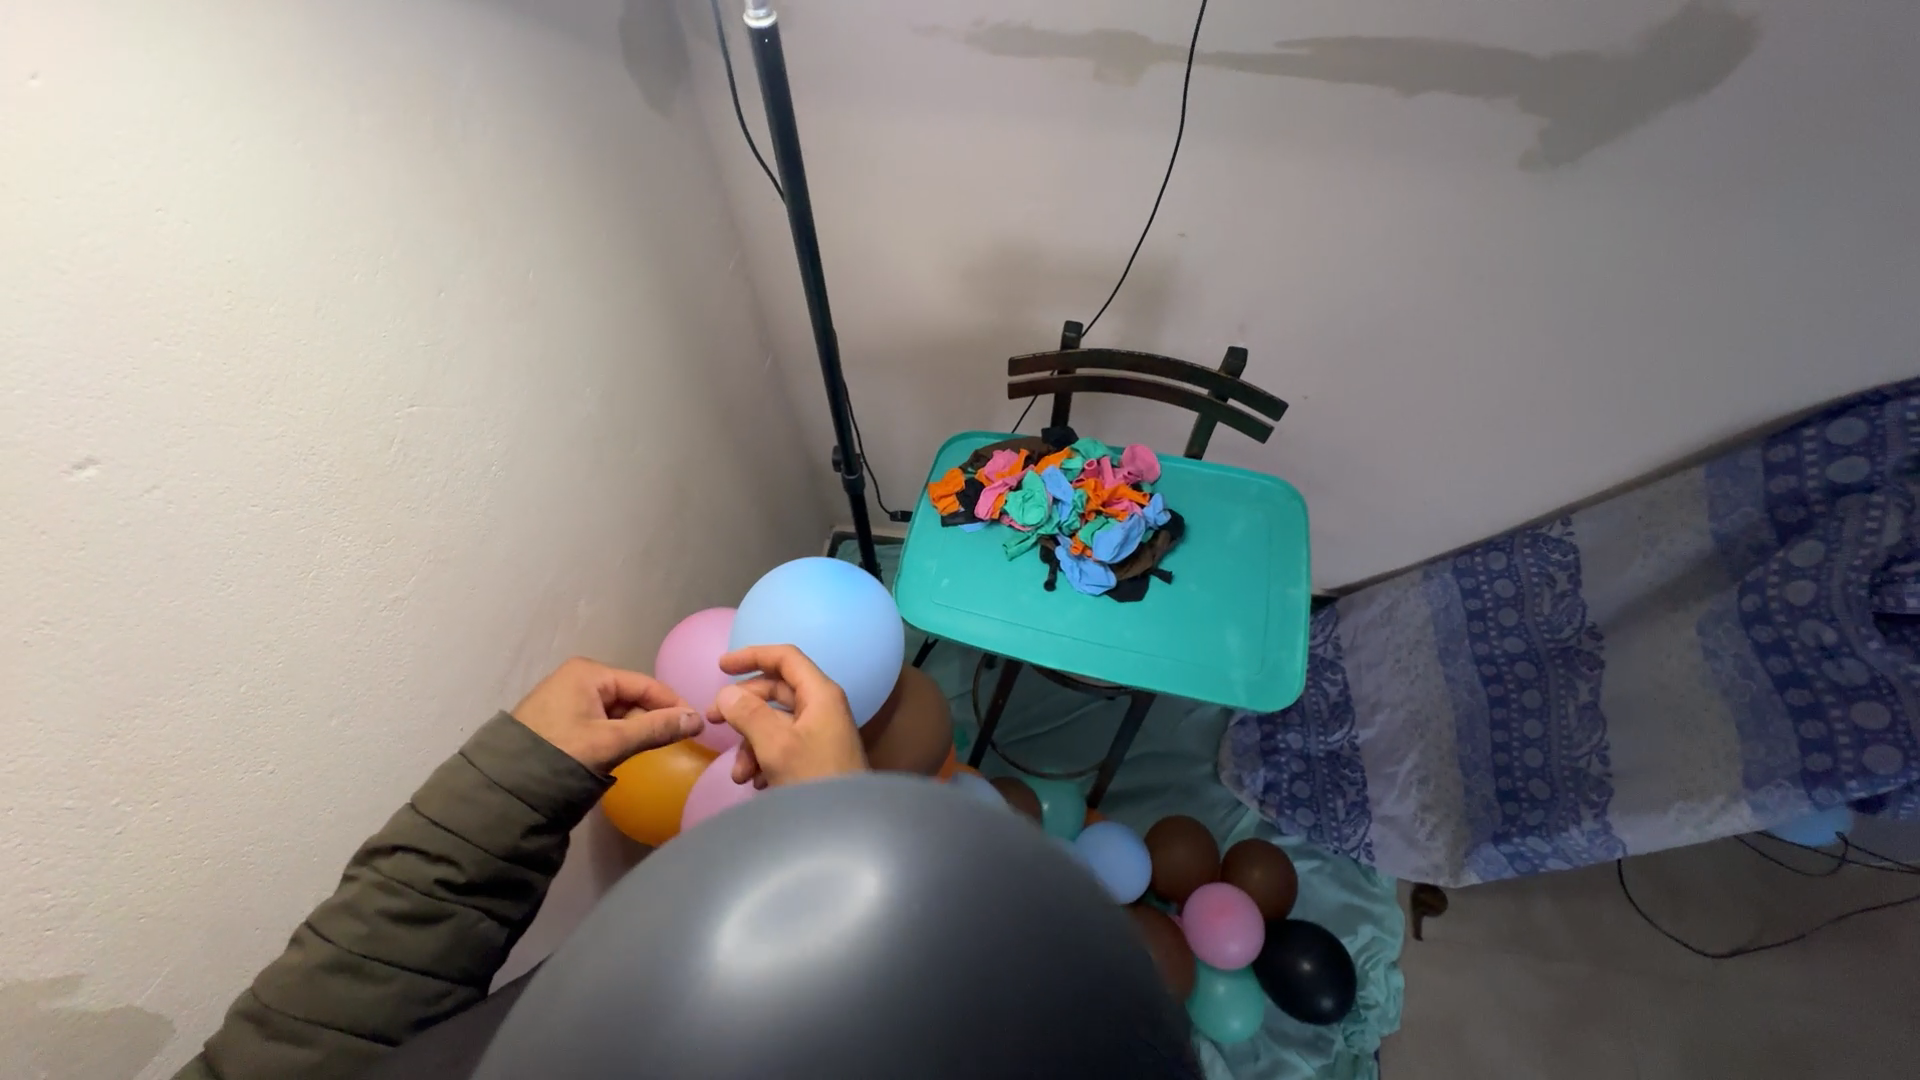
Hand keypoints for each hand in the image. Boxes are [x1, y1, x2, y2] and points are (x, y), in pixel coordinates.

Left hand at [512, 657, 702, 773]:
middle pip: (632, 697)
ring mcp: (566, 700)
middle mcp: (578, 679)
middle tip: (675, 741)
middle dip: (652, 718)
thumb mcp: (612, 742)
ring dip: (634, 730)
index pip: (646, 684)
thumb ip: (657, 729)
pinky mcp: (559, 721)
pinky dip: (616, 736)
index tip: (696, 726)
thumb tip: (698, 719)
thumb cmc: (560, 755)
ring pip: (617, 712)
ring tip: (652, 750)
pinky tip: (624, 753)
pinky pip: (600, 723)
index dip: (673, 705)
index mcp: (589, 673)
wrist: (502, 792)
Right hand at [709, 644, 868, 788]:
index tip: (720, 666)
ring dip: (751, 744)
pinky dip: (764, 759)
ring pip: (776, 723)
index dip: (752, 656)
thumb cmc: (814, 779)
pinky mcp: (816, 758)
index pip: (785, 658)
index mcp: (820, 694)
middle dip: (743, 707)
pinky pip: (783, 746)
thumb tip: (727, 693)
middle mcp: (822, 707)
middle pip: (776, 691)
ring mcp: (820, 733)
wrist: (846, 828)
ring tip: (740, 775)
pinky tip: (756, 783)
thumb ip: (749, 714)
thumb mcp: (777, 745)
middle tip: (712, 721)